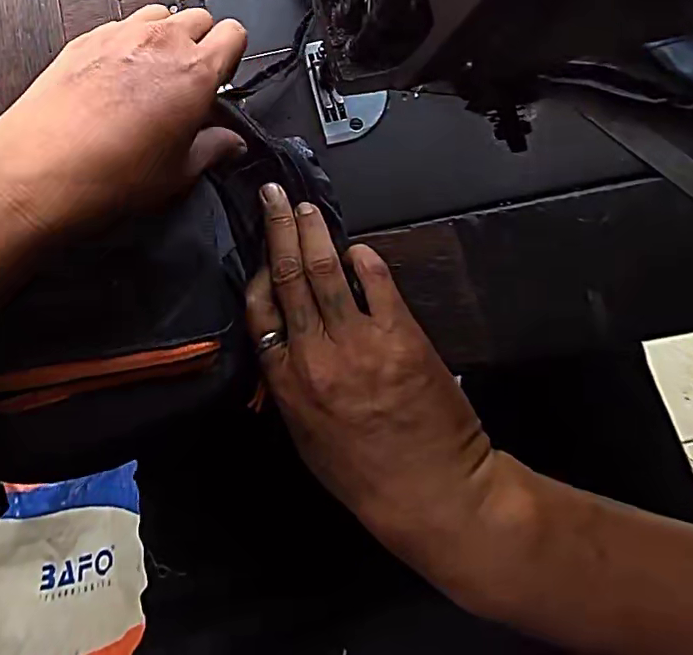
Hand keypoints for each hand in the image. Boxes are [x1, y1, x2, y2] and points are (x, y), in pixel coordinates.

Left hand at [0, 4, 248, 244]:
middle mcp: (159, 42)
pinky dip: (127, 43)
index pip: (234, 33)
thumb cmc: (103, 173)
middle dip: (201, 43)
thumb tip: (227, 144)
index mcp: (194, 71)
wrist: (36, 170)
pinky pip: (120, 26)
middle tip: (189, 82)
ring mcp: (119, 35)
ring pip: (159, 15)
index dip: (233, 54)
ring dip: (164, 37)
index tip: (223, 77)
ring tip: (153, 77)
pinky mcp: (84, 39)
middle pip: (199, 17)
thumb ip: (213, 149)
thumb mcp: (176, 174)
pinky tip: (117, 79)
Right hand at [245, 184, 517, 593]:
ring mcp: (359, 341)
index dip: (258, 272)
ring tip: (305, 208)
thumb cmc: (364, 474)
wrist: (435, 496)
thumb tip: (281, 341)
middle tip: (273, 195)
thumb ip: (287, 385)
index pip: (260, 310)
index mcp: (288, 381)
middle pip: (289, 276)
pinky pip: (377, 284)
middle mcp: (316, 354)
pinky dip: (365, 259)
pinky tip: (357, 246)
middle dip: (279, 229)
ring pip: (326, 271)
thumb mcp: (305, 437)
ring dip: (314, 233)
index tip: (260, 250)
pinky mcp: (401, 336)